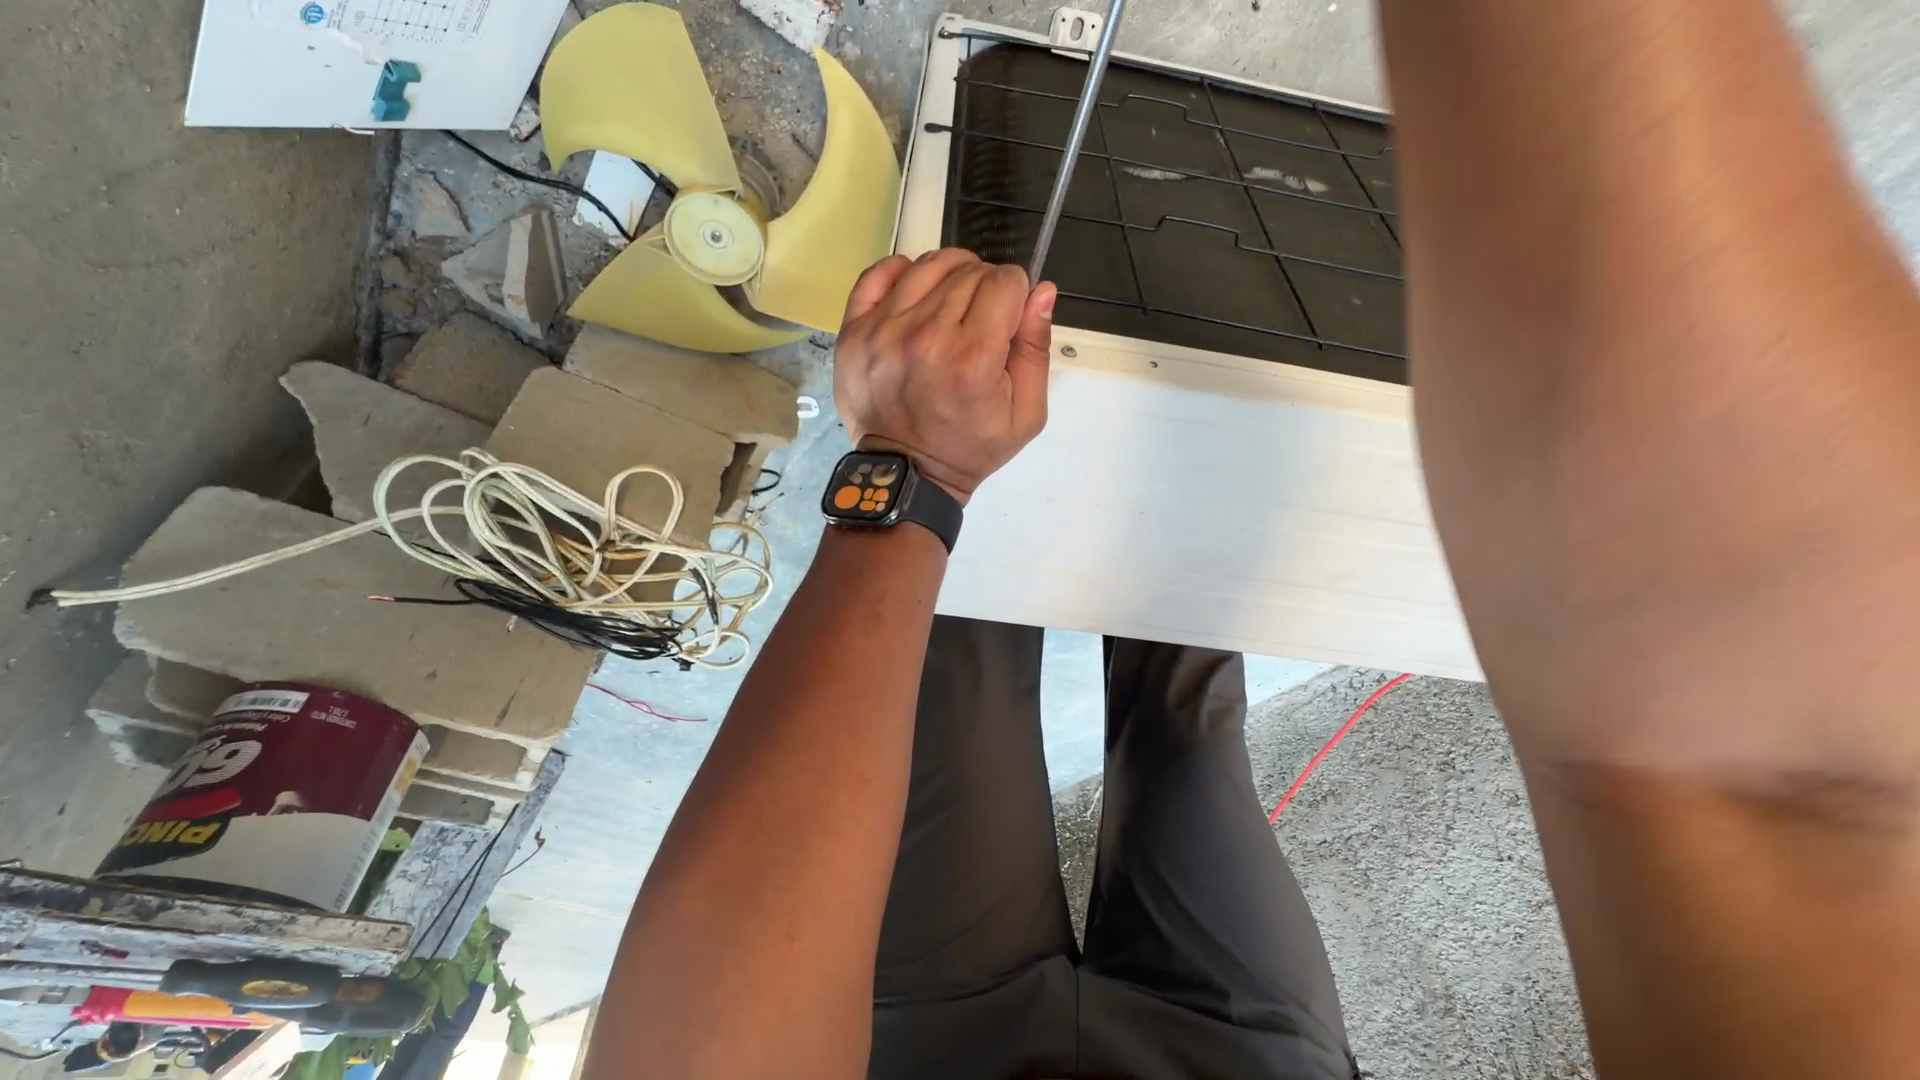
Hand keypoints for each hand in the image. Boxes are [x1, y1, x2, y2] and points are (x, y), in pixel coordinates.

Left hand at [833, 249, 1057, 504]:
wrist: (909, 473)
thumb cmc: (971, 447)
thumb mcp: (1026, 413)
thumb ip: (1036, 348)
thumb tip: (1041, 290)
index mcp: (972, 359)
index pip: (1005, 282)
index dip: (1015, 293)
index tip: (1008, 316)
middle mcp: (926, 337)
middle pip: (969, 271)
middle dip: (986, 286)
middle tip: (982, 319)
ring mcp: (884, 331)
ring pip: (928, 265)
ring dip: (950, 275)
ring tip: (952, 305)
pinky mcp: (855, 332)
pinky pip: (878, 274)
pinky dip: (901, 272)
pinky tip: (915, 292)